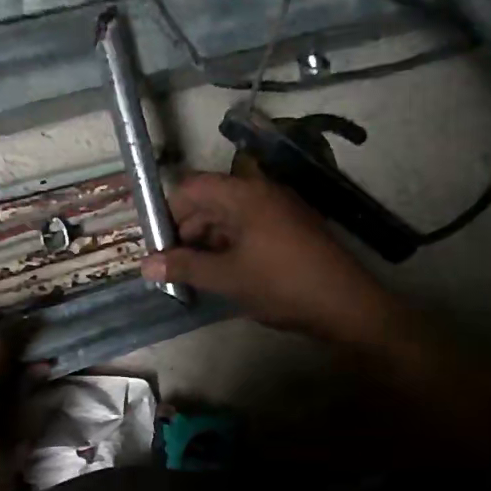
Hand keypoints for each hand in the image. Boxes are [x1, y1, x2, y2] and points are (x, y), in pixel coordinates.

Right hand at [141, 172, 404, 341]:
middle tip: (171, 266)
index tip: (157, 245)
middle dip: (185, 231)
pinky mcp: (290, 230)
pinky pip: (248, 229)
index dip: (168, 213)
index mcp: (245, 195)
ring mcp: (279, 211)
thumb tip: (145, 265)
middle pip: (209, 201)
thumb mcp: (227, 278)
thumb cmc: (282, 285)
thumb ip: (185, 268)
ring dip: (206, 243)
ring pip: (229, 218)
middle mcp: (261, 194)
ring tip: (193, 276)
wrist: (345, 304)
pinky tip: (222, 275)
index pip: (192, 187)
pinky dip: (229, 247)